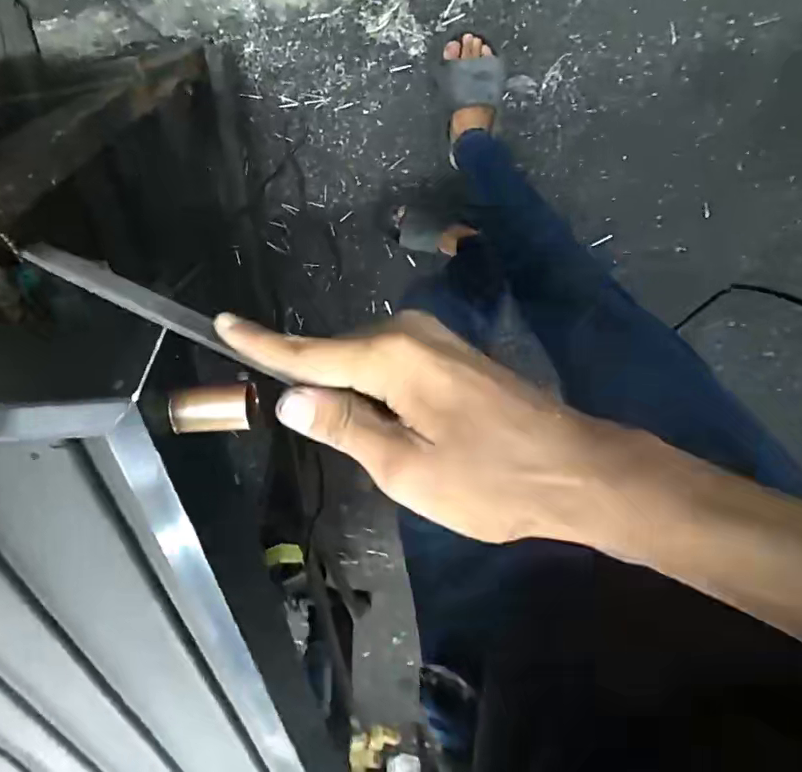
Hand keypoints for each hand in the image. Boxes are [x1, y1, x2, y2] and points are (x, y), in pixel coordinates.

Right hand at [216, 310, 672, 551]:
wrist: (578, 470)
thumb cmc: (490, 479)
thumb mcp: (406, 469)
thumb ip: (344, 427)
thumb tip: (290, 397)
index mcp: (391, 357)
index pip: (309, 352)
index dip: (263, 343)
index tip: (223, 322)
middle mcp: (407, 333)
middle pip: (335, 356)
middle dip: (315, 389)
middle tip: (326, 439)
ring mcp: (432, 339)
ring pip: (362, 362)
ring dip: (350, 395)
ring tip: (378, 446)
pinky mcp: (447, 352)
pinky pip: (389, 364)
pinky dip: (374, 390)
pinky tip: (395, 427)